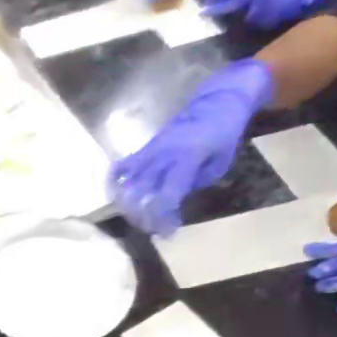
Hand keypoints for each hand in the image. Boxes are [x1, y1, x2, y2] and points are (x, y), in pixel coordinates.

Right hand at [112, 59, 272, 234]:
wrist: (217, 102)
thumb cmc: (224, 135)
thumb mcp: (219, 165)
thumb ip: (193, 185)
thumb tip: (172, 204)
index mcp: (187, 159)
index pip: (166, 197)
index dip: (163, 219)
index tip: (168, 233)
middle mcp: (163, 156)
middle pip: (142, 196)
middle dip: (145, 218)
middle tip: (153, 229)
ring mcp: (150, 151)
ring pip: (128, 186)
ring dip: (130, 208)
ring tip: (138, 218)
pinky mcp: (144, 149)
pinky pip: (121, 168)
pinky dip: (113, 183)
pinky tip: (114, 198)